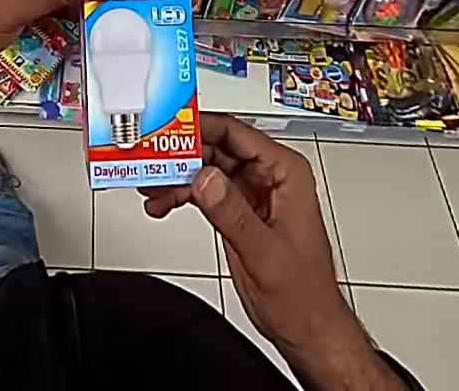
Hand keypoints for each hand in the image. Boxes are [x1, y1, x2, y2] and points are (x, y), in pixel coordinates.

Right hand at [142, 115, 398, 389]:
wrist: (307, 331)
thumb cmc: (305, 295)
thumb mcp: (266, 253)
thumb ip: (233, 213)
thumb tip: (205, 177)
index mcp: (284, 172)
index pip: (236, 133)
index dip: (200, 126)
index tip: (170, 128)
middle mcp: (266, 174)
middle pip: (214, 146)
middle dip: (180, 153)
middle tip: (151, 157)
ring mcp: (248, 190)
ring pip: (204, 167)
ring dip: (176, 175)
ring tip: (151, 185)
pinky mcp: (234, 207)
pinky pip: (202, 189)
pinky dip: (180, 194)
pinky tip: (162, 203)